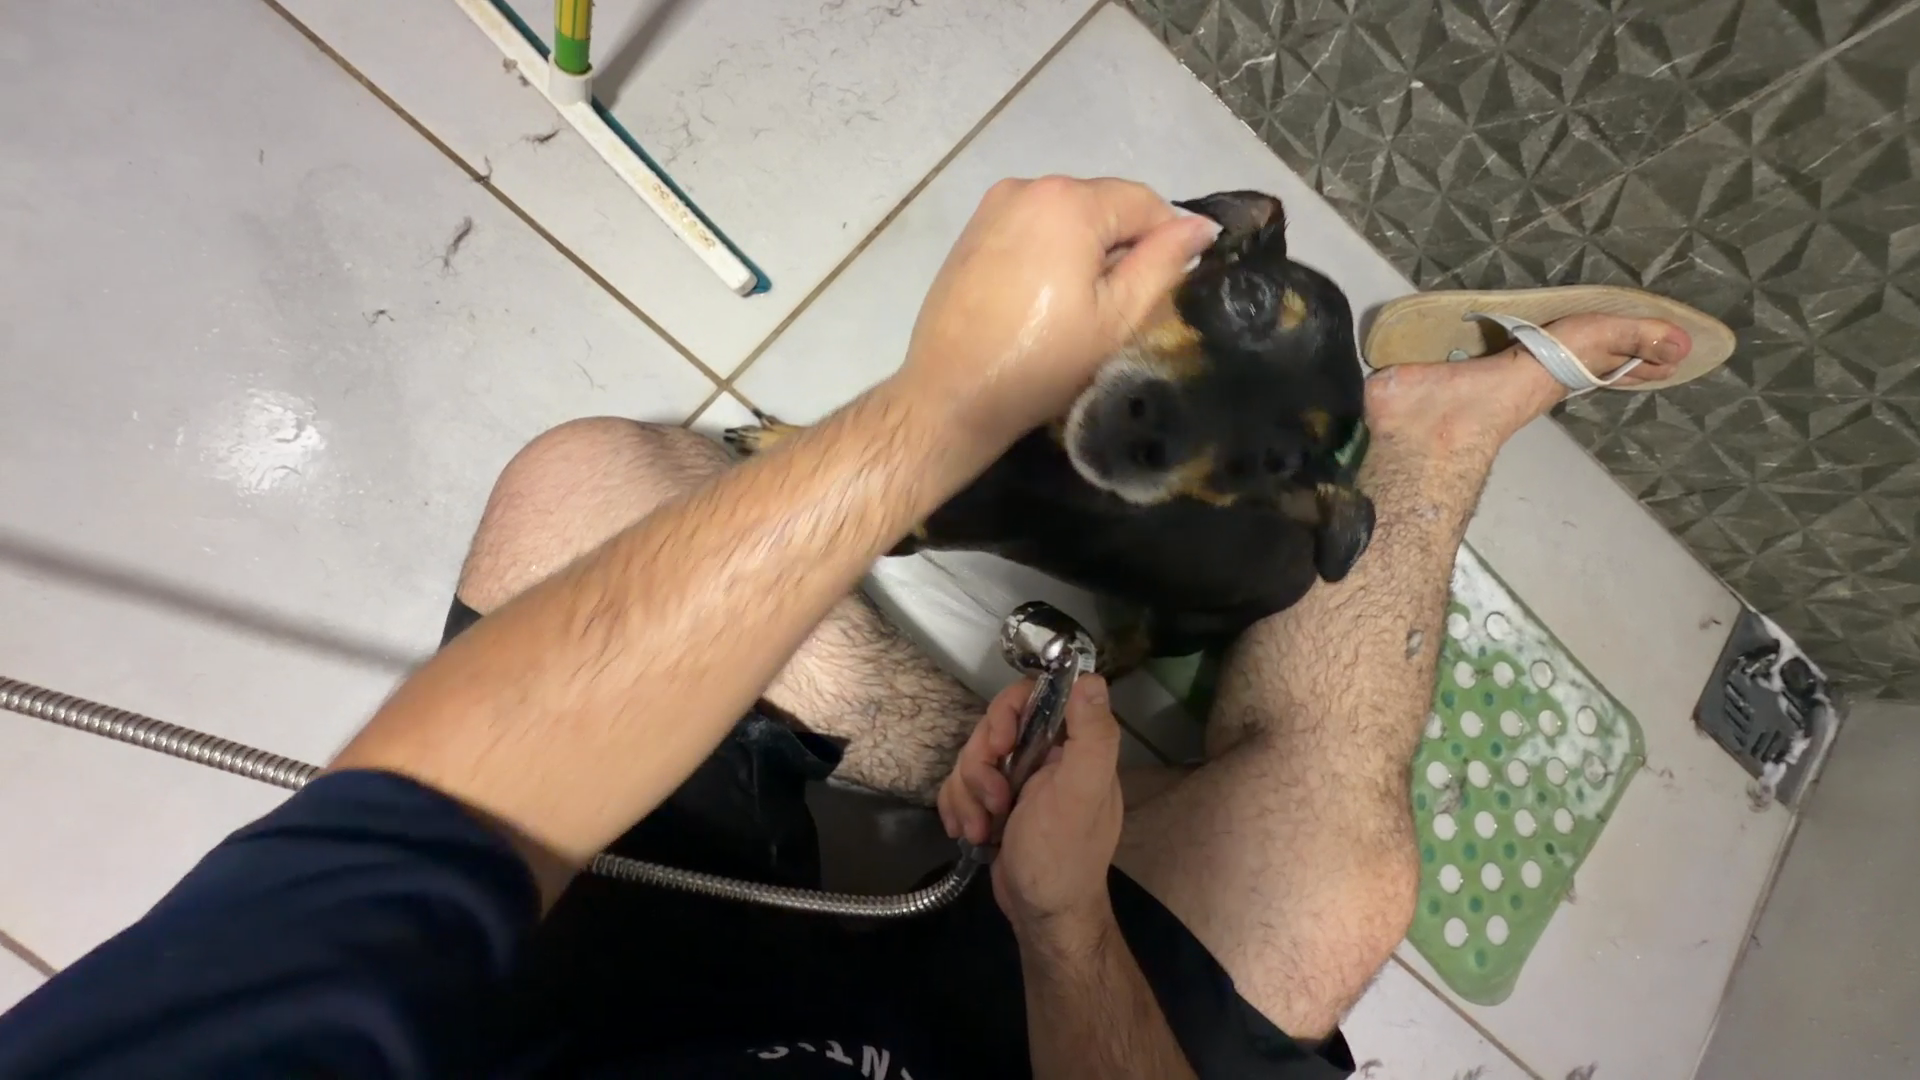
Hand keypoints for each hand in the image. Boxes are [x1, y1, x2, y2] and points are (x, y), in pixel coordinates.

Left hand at [894, 176, 1220, 451]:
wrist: (951, 396)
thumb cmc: (1040, 364)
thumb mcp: (1115, 320)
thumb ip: (1163, 265)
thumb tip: (1199, 226)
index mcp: (1068, 201)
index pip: (1143, 201)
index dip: (1164, 242)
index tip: (1161, 291)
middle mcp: (1026, 187)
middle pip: (1100, 206)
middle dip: (1118, 248)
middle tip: (1114, 310)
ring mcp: (990, 209)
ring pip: (1063, 219)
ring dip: (1082, 253)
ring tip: (1073, 310)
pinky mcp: (969, 236)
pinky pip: (1029, 232)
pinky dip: (1045, 256)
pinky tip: (1038, 303)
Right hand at [937, 675, 1124, 933]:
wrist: (1042, 919)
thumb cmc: (1064, 857)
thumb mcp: (1081, 793)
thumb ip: (1091, 736)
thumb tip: (1091, 678)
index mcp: (1071, 745)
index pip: (1032, 696)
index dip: (1006, 713)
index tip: (1000, 746)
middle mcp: (1045, 755)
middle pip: (991, 728)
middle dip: (981, 767)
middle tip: (995, 802)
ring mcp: (1017, 779)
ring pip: (970, 757)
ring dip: (969, 796)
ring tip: (984, 829)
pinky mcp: (993, 802)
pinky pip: (960, 785)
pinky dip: (959, 808)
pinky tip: (970, 834)